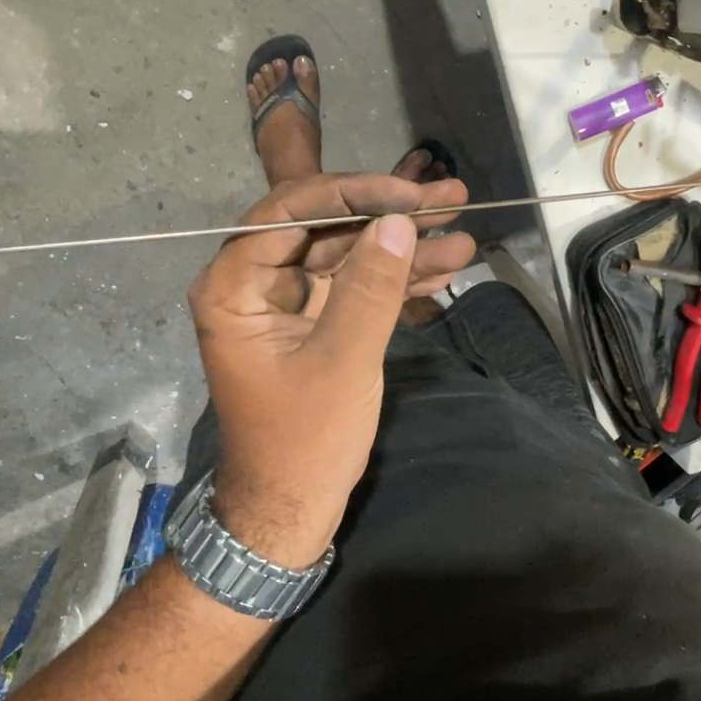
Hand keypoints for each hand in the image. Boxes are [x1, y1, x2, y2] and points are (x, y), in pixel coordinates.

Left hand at [186, 174, 475, 565]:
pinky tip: (447, 269)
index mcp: (235, 286)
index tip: (409, 195)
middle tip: (452, 198)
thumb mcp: (341, 363)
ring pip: (351, 255)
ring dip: (407, 247)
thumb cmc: (304, 440)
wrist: (292, 506)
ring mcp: (291, 304)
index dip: (353, 194)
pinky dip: (401, 281)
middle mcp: (258, 284)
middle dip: (392, 215)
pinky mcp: (319, 324)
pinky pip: (360, 288)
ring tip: (466, 231)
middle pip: (327, 227)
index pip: (289, 212)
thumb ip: (370, 289)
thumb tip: (399, 222)